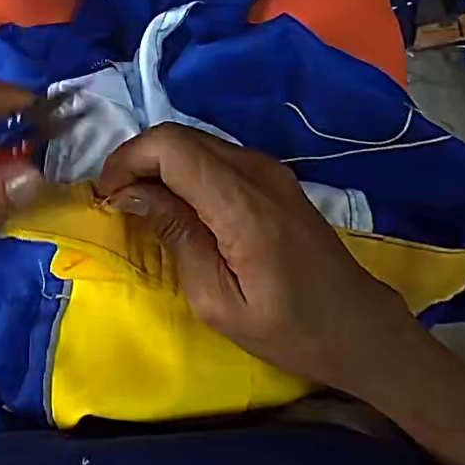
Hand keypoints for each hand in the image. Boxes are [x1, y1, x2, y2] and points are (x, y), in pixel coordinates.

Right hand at [94, 124, 428, 396]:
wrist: (357, 322)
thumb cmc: (289, 328)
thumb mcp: (219, 301)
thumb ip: (177, 235)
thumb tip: (130, 194)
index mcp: (243, 203)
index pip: (172, 146)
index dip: (128, 160)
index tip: (106, 198)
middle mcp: (257, 170)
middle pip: (180, 136)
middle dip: (137, 160)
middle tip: (116, 204)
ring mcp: (269, 168)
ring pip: (197, 141)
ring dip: (160, 164)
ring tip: (141, 207)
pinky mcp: (274, 176)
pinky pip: (217, 156)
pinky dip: (186, 171)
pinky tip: (178, 205)